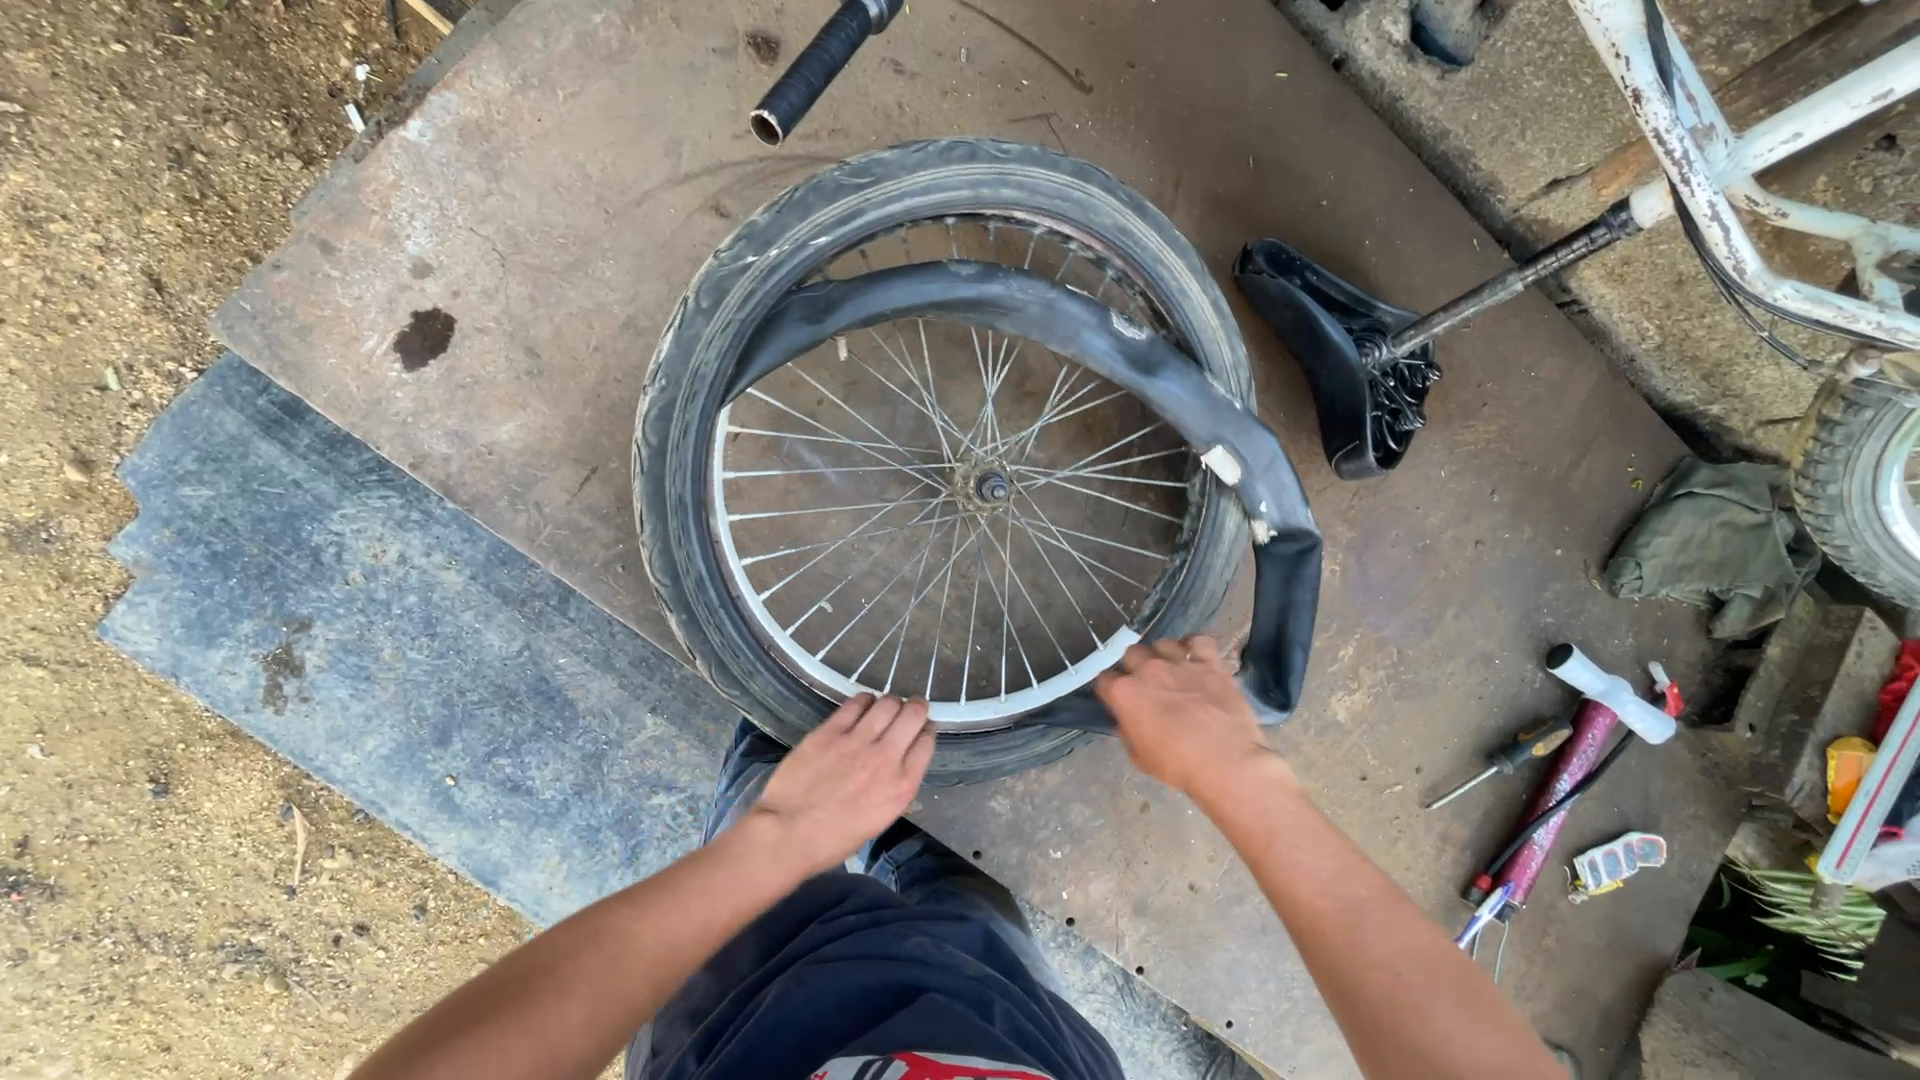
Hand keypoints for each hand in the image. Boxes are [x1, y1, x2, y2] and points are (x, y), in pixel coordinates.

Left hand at [747, 694, 935, 876]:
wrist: (787, 834)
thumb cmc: (834, 838)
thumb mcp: (880, 819)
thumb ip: (894, 787)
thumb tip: (898, 764)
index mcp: (902, 786)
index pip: (927, 742)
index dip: (926, 731)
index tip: (921, 729)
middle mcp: (886, 758)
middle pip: (913, 715)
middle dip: (916, 707)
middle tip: (910, 708)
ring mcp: (857, 741)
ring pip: (887, 703)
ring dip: (890, 702)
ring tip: (884, 707)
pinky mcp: (830, 731)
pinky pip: (856, 703)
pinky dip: (864, 701)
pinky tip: (862, 705)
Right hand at [1093, 635, 1287, 797]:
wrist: (1225, 761)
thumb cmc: (1178, 765)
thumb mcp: (1139, 756)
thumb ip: (1128, 731)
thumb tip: (1127, 720)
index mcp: (1124, 693)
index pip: (1104, 679)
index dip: (1110, 689)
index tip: (1116, 699)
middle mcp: (1147, 670)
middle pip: (1131, 654)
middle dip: (1134, 667)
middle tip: (1146, 685)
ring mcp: (1179, 662)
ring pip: (1162, 643)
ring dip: (1162, 655)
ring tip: (1171, 670)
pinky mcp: (1210, 662)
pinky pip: (1198, 640)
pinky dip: (1194, 646)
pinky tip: (1195, 657)